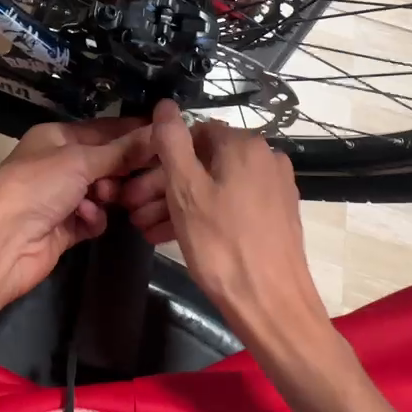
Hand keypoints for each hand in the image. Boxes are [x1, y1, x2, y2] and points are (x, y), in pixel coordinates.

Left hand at [0, 118, 152, 309]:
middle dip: (120, 170)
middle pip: (105, 162)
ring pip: (103, 191)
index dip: (131, 132)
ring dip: (108, 196)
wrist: (4, 244)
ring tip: (107, 200)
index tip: (164, 135)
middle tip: (140, 176)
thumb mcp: (81, 161)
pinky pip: (94, 217)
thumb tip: (158, 131)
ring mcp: (62, 196)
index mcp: (55, 137)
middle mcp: (58, 163)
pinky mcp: (66, 227)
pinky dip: (94, 219)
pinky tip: (88, 221)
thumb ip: (122, 151)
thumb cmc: (37, 188)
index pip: (102, 130)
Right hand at [120, 100, 323, 328]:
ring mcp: (274, 188)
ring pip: (217, 186)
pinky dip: (205, 216)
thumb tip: (165, 104)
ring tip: (147, 229)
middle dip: (165, 186)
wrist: (273, 307)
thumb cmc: (222, 245)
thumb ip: (172, 142)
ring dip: (180, 204)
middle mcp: (265, 158)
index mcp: (244, 145)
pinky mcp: (277, 216)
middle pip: (204, 163)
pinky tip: (176, 238)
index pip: (193, 134)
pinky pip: (233, 205)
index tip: (136, 186)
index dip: (160, 159)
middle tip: (134, 211)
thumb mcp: (185, 191)